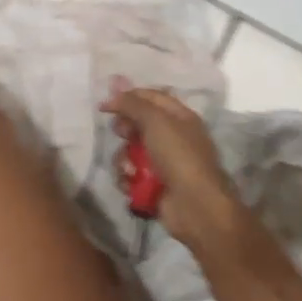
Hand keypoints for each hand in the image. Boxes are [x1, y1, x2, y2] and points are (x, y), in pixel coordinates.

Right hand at [101, 82, 248, 255]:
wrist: (195, 206)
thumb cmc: (179, 156)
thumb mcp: (156, 121)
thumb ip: (132, 104)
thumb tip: (112, 94)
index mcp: (180, 118)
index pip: (150, 97)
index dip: (128, 97)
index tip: (105, 104)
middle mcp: (172, 138)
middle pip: (138, 124)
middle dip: (126, 130)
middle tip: (122, 134)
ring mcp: (163, 164)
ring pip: (130, 151)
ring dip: (124, 159)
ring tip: (130, 168)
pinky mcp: (153, 185)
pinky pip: (130, 175)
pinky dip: (128, 178)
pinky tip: (131, 183)